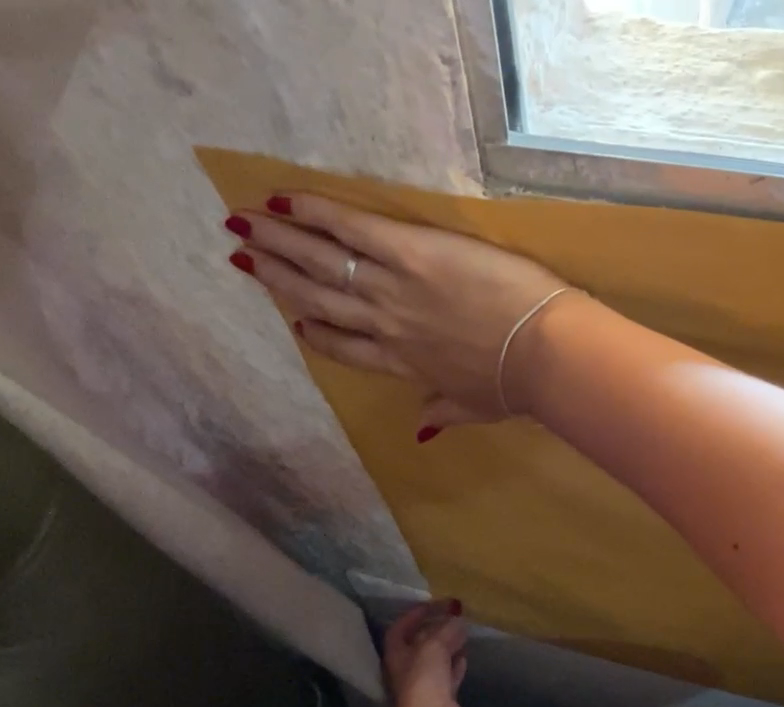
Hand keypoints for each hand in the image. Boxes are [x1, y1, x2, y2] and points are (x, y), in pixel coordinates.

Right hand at [226, 194, 569, 431]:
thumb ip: (444, 412)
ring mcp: (393, 288)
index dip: (318, 335)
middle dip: (278, 278)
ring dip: (280, 241)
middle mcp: (385, 325)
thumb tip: (422, 430)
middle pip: (319, 300)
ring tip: (243, 223)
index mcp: (403, 363)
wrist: (540, 353)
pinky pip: (353, 229)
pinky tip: (286, 198)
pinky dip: (318, 212)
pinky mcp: (410, 252)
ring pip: (323, 263)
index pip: (348, 348)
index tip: (297, 325)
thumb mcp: (476, 408)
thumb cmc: (516, 385)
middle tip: (243, 257)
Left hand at [379, 600, 468, 706]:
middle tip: (455, 615)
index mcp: (397, 652)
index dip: (417, 613)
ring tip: (463, 632)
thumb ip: (446, 630)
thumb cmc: (423, 679)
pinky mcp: (440, 694)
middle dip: (437, 627)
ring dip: (448, 645)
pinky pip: (448, 674)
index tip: (436, 603)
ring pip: (436, 658)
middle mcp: (407, 666)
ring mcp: (424, 682)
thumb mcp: (434, 647)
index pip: (402, 626)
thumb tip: (458, 620)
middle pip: (421, 641)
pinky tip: (465, 656)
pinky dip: (456, 664)